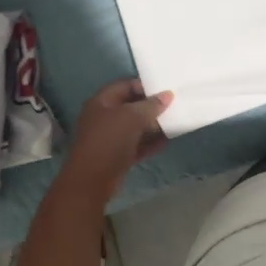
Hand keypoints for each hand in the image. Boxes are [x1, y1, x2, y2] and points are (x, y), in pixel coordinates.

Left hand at [61, 78, 172, 197]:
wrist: (92, 179)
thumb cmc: (109, 140)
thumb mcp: (131, 117)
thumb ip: (151, 105)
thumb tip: (167, 95)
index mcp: (101, 102)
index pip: (125, 86)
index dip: (144, 86)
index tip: (164, 91)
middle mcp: (103, 117)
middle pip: (130, 107)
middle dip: (150, 107)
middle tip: (172, 107)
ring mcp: (109, 137)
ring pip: (134, 127)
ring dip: (152, 126)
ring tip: (173, 123)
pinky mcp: (116, 155)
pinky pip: (136, 144)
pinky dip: (149, 143)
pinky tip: (166, 142)